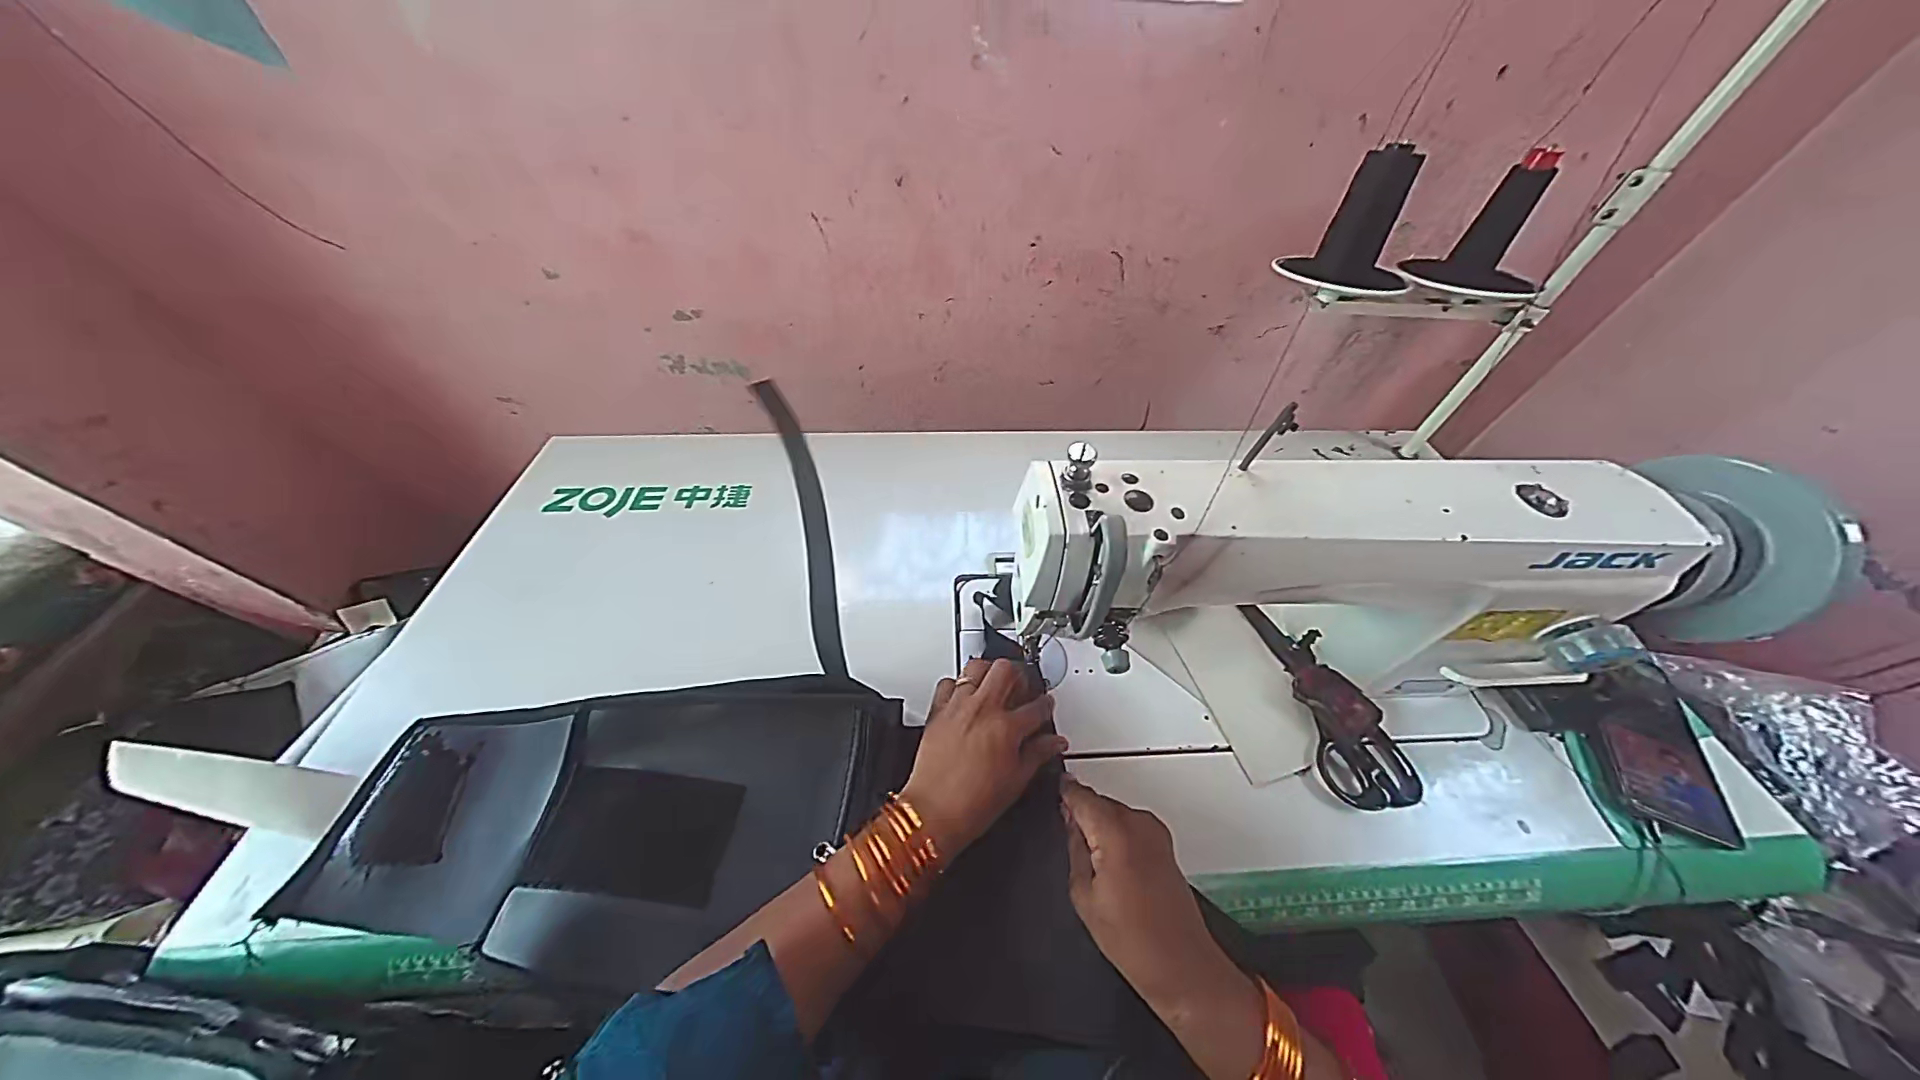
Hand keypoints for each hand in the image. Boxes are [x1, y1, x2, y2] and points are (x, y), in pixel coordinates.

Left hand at [900, 658, 1067, 853]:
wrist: (933, 813)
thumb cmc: (971, 804)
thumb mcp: (1016, 781)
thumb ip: (1038, 754)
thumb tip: (1054, 743)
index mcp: (1007, 728)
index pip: (1037, 706)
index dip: (1046, 705)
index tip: (1045, 707)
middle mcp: (982, 710)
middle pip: (1006, 669)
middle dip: (1018, 675)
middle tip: (1020, 688)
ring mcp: (958, 707)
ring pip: (976, 667)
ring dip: (988, 673)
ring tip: (993, 686)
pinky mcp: (937, 712)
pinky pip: (947, 684)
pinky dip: (956, 686)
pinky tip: (964, 698)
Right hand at [1061, 778, 1242, 1005]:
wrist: (1181, 965)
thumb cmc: (1136, 940)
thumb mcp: (1083, 894)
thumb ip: (1073, 847)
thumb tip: (1069, 822)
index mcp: (1115, 831)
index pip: (1081, 794)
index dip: (1064, 792)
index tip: (1054, 791)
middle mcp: (1139, 823)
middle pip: (1099, 802)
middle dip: (1082, 813)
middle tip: (1067, 836)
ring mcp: (1156, 832)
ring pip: (1115, 812)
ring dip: (1100, 825)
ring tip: (1092, 863)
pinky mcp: (1166, 844)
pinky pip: (1131, 825)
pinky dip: (1118, 835)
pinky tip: (1111, 866)